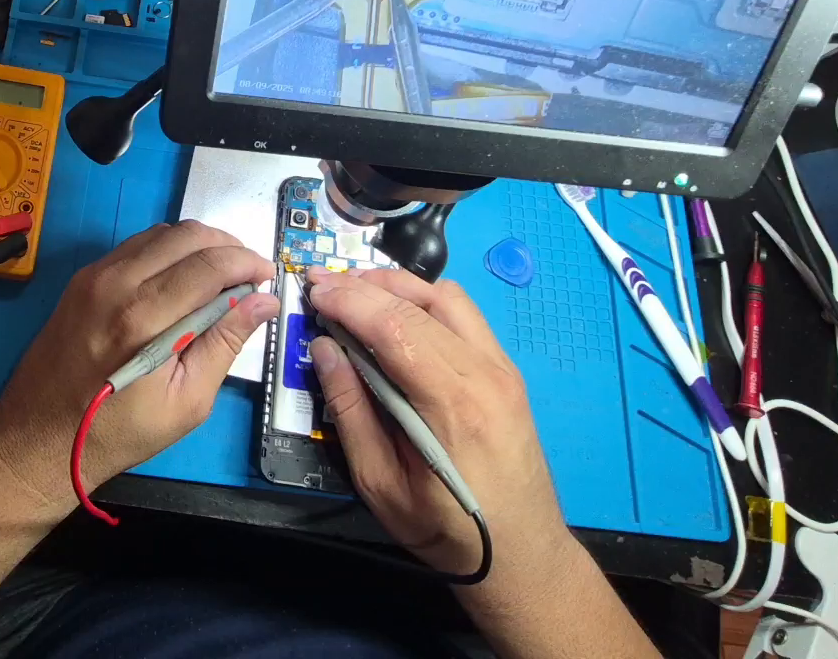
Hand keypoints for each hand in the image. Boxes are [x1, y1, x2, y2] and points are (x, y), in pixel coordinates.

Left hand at [0, 221, 276, 510]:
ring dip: (199, 243)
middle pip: (187, 235)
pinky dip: (169, 249)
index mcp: (143, 318)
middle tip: (249, 272)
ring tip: (222, 272)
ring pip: (161, 233)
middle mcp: (117, 282)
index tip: (268, 275)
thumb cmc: (118, 432)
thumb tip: (264, 301)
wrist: (37, 437)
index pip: (209, 264)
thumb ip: (225, 343)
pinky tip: (183, 275)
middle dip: (228, 245)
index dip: (247, 262)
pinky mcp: (84, 276)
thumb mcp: (185, 402)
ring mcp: (95, 274)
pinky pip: (137, 245)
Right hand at [304, 267, 572, 583]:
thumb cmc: (447, 530)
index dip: (350, 302)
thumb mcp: (381, 483)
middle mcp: (485, 374)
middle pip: (417, 305)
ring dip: (395, 284)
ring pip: (445, 297)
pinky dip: (423, 297)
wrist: (524, 556)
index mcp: (454, 405)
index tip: (314, 292)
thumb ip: (350, 410)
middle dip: (362, 286)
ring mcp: (502, 367)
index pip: (396, 327)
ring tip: (353, 286)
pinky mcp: (505, 369)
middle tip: (321, 282)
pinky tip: (395, 306)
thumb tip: (324, 348)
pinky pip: (463, 313)